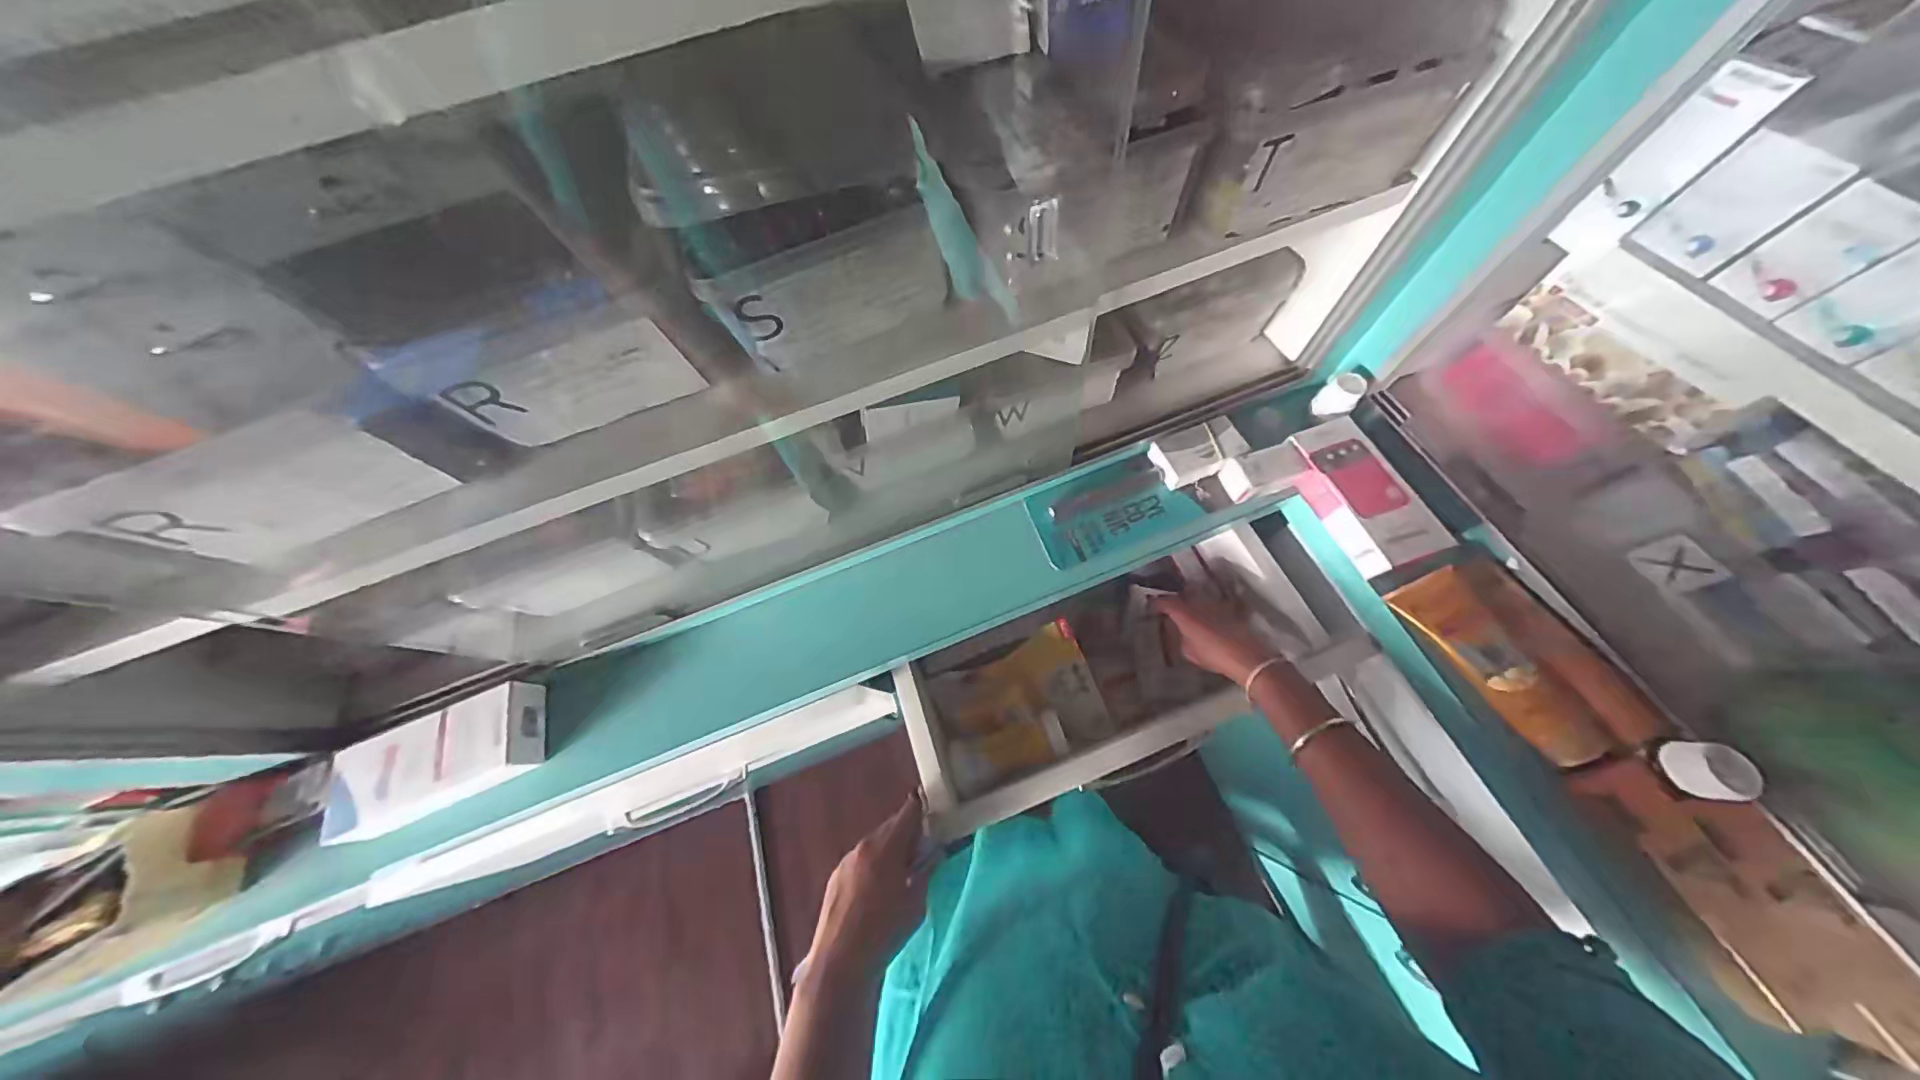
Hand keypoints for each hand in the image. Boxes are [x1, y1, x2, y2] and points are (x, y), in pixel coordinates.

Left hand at [804, 795, 932, 986]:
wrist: (840, 961)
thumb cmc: (885, 932)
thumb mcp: (916, 902)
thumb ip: (926, 871)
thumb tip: (934, 853)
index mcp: (885, 847)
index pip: (907, 813)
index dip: (920, 808)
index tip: (930, 809)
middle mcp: (863, 846)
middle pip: (889, 827)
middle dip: (906, 832)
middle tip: (921, 846)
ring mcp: (846, 861)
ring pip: (873, 844)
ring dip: (888, 848)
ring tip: (901, 870)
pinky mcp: (835, 878)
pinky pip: (860, 860)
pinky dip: (873, 864)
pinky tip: (878, 887)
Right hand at [1151, 591, 1280, 686]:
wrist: (1247, 658)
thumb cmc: (1214, 656)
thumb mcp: (1189, 651)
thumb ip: (1182, 637)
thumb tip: (1183, 632)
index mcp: (1185, 612)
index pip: (1165, 601)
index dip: (1156, 603)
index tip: (1152, 606)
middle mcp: (1199, 602)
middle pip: (1183, 594)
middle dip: (1175, 599)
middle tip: (1169, 606)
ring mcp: (1216, 603)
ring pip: (1200, 595)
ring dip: (1193, 599)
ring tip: (1189, 608)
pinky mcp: (1232, 607)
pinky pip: (1215, 602)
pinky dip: (1210, 606)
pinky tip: (1210, 613)